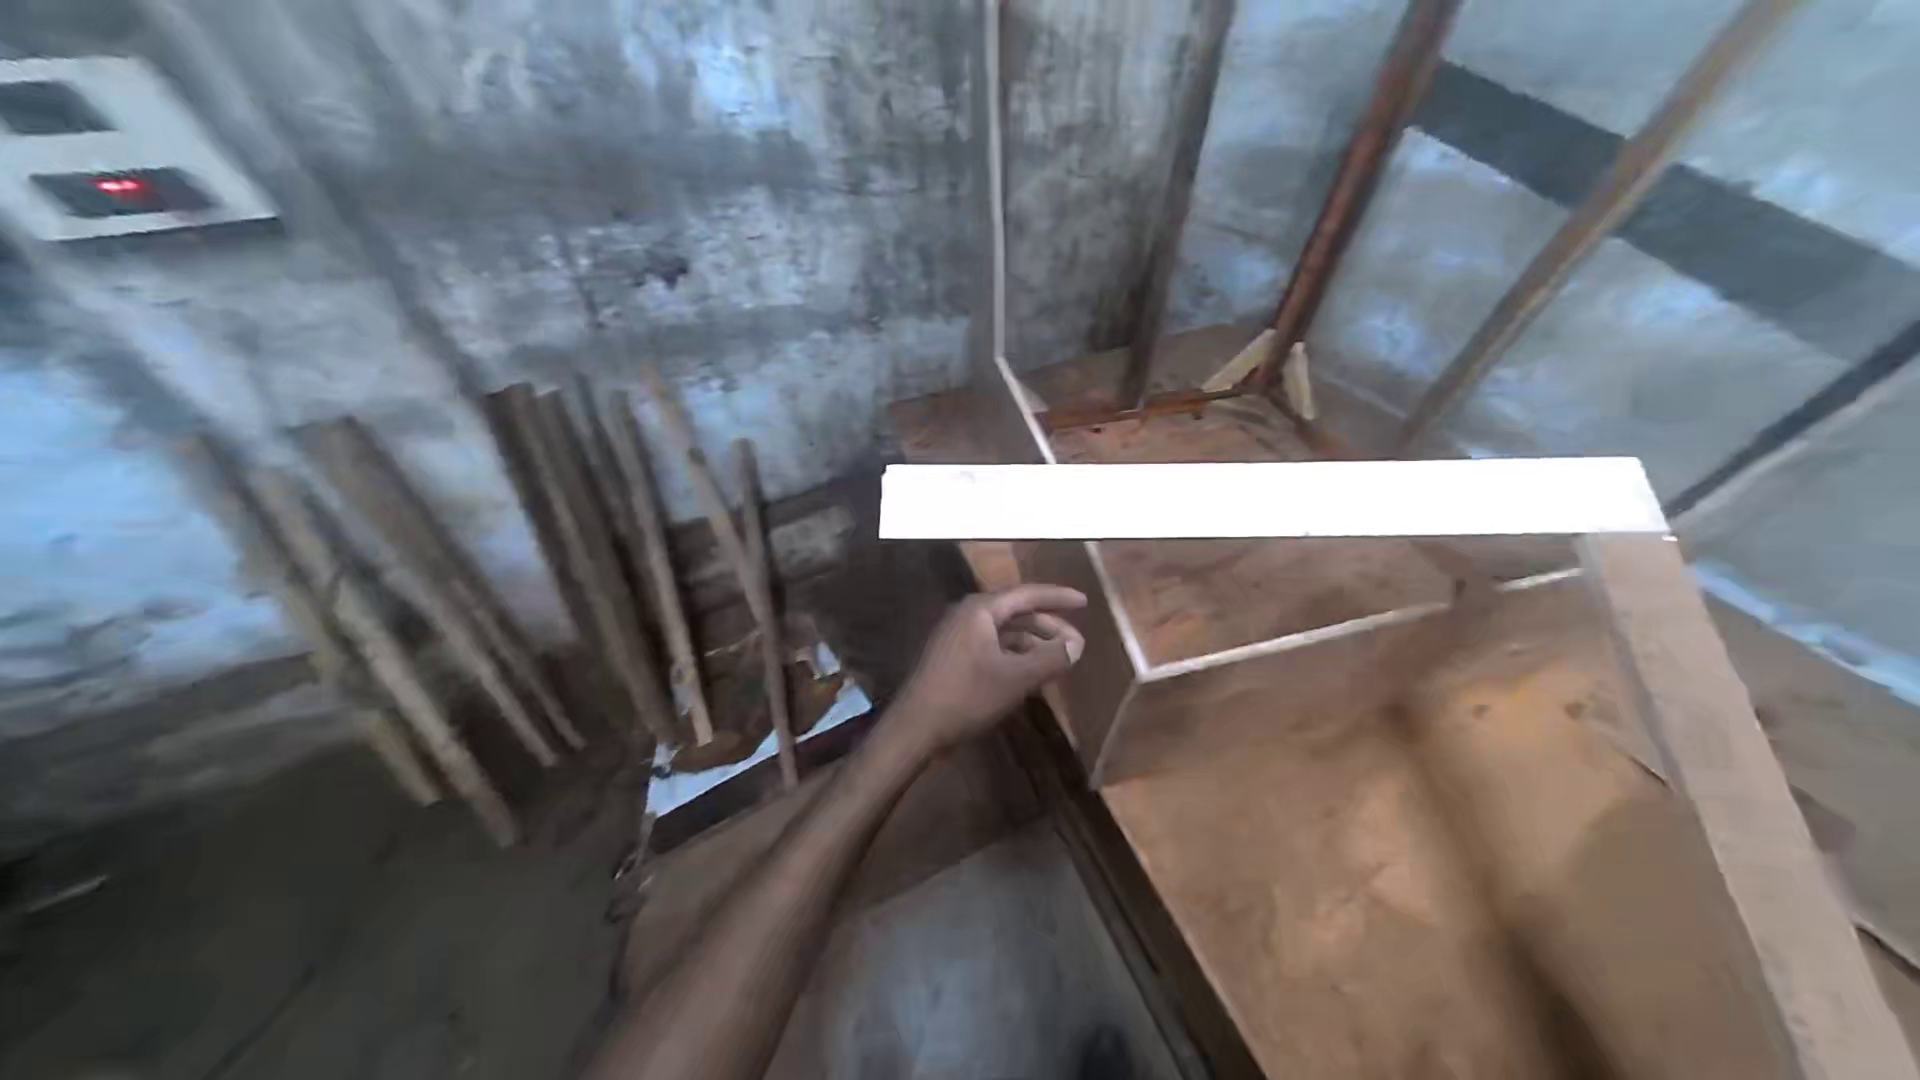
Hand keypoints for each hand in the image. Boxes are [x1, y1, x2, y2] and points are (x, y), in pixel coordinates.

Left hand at [890, 584, 1087, 754]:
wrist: (916, 727)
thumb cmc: (966, 696)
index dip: (1057, 597)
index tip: (1084, 601)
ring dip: (1033, 643)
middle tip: (1076, 642)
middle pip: (1017, 612)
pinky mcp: (954, 657)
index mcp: (980, 610)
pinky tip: (1031, 674)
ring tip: (1059, 660)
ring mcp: (958, 636)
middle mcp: (968, 615)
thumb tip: (1077, 645)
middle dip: (1048, 625)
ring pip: (1005, 632)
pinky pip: (993, 647)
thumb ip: (1050, 659)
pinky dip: (1015, 656)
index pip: (1027, 594)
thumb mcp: (1015, 679)